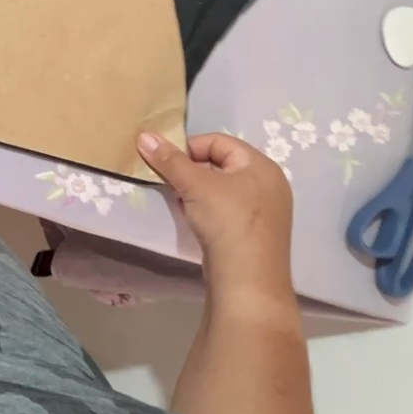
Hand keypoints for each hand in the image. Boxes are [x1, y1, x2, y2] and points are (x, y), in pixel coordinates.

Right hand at [138, 132, 295, 307]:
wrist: (248, 278)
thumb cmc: (226, 220)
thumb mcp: (193, 184)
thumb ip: (169, 159)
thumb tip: (144, 136)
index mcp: (260, 165)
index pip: (217, 141)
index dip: (188, 148)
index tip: (168, 165)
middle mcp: (268, 182)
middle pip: (218, 163)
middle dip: (190, 171)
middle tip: (171, 183)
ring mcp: (264, 208)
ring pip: (220, 186)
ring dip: (195, 190)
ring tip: (181, 202)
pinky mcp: (255, 229)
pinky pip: (226, 206)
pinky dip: (206, 207)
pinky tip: (193, 219)